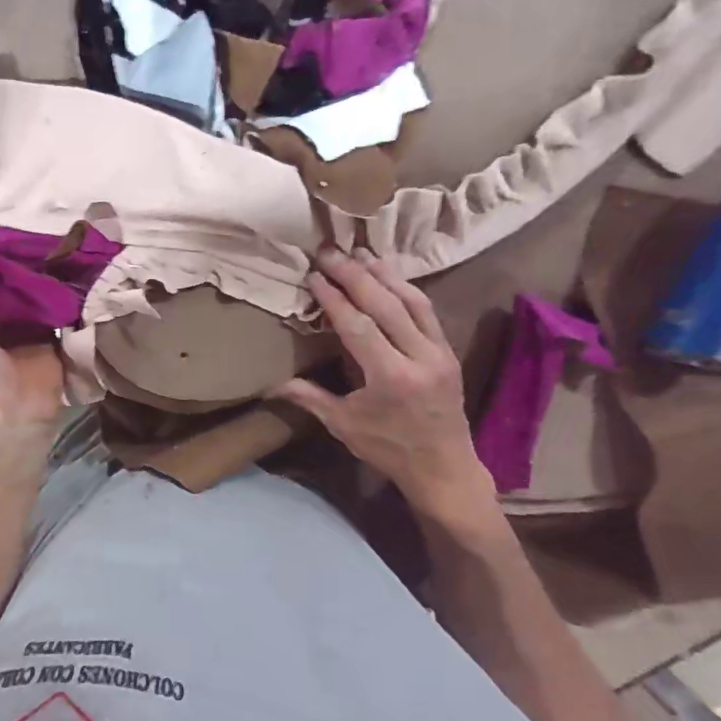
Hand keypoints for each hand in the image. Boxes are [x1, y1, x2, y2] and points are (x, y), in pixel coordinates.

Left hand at [0, 240, 64, 460]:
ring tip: (54, 224)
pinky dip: (63, 284)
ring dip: (40, 263)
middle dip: (13, 250)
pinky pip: (58, 302)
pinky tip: (73, 254)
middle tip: (31, 211)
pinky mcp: (54, 331)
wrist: (13, 424)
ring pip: (32, 285)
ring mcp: (26, 321)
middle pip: (3, 275)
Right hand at [270, 249, 491, 518]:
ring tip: (361, 252)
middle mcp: (420, 358)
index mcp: (391, 378)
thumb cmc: (389, 449)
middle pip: (386, 305)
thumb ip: (310, 398)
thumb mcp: (344, 426)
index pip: (359, 326)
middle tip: (331, 251)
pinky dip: (406, 289)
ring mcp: (439, 352)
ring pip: (412, 302)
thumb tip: (272, 386)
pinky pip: (427, 311)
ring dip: (385, 274)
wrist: (445, 468)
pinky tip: (389, 275)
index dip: (334, 298)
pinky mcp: (448, 352)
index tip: (314, 275)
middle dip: (355, 275)